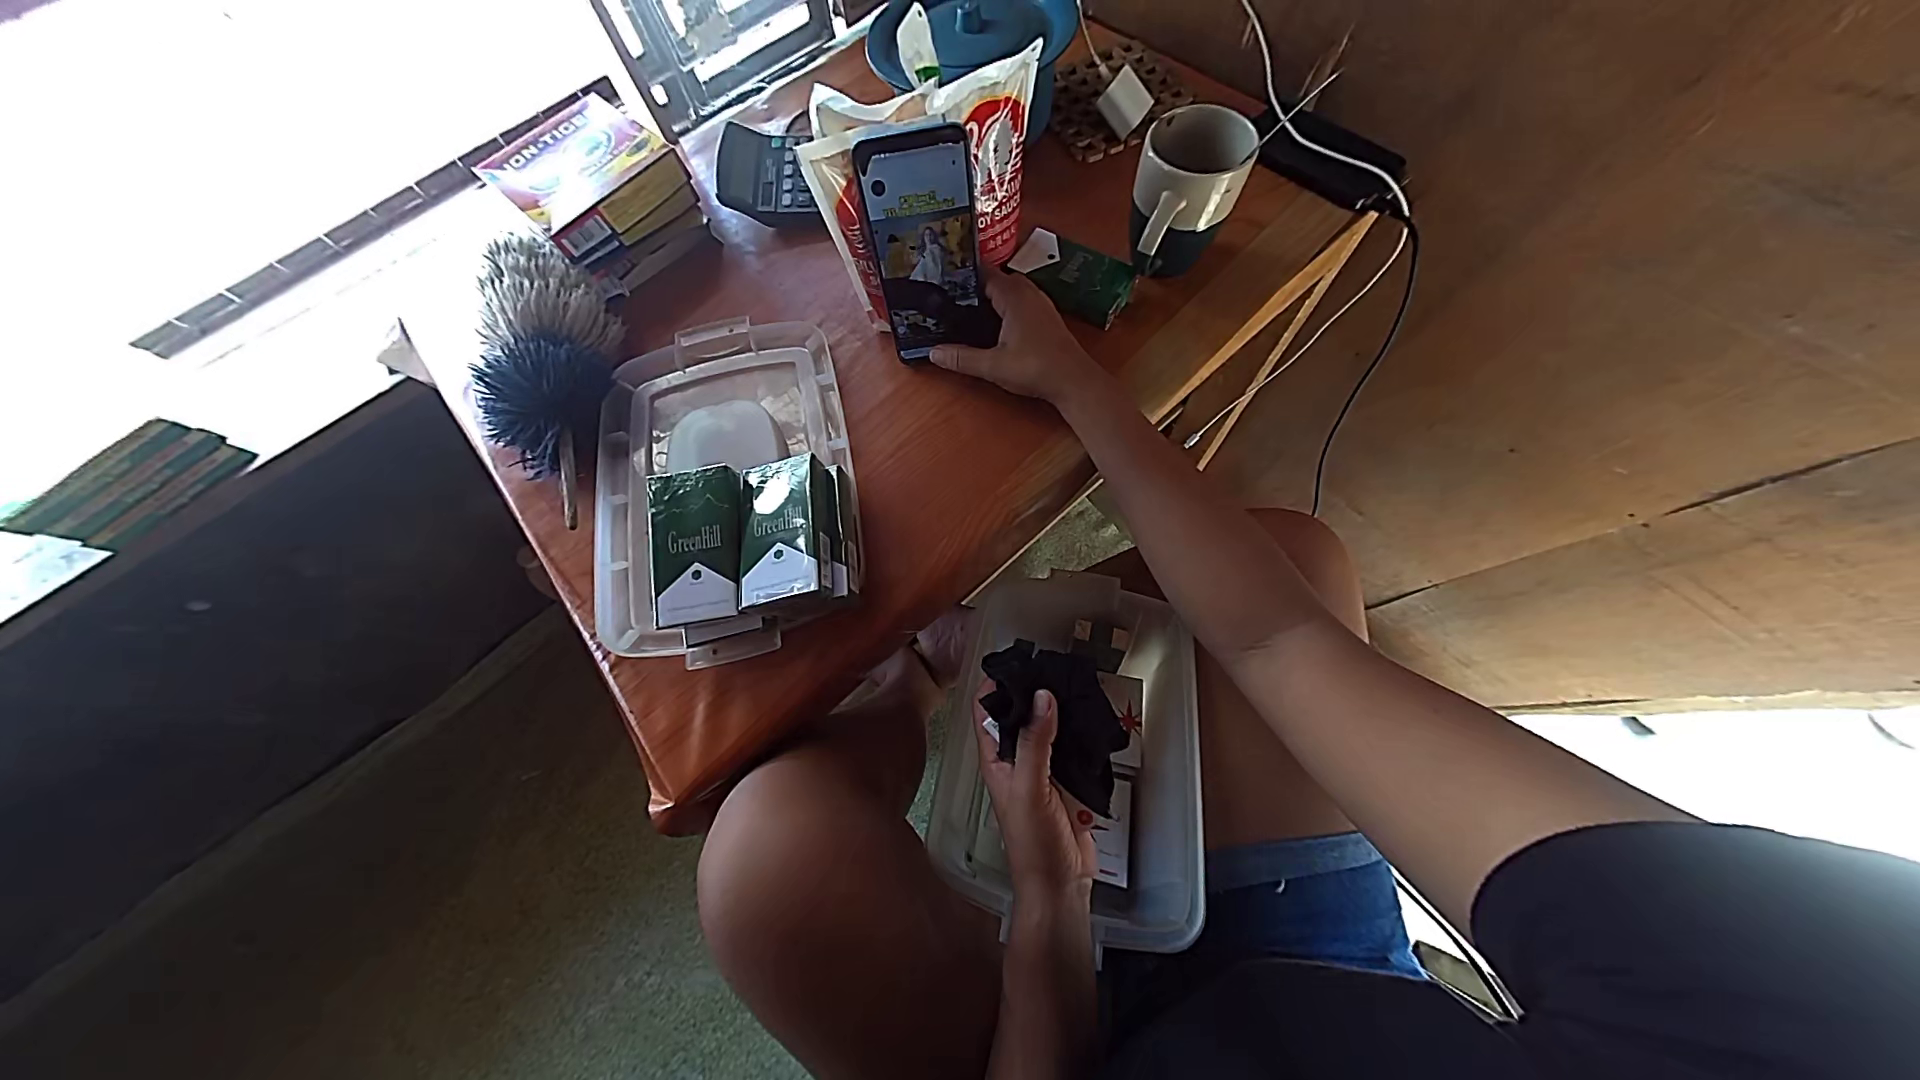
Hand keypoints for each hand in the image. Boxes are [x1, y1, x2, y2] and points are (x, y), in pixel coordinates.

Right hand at [932, 272, 1103, 405]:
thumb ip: (962, 358)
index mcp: (1014, 296)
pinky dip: (1006, 307)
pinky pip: (1021, 302)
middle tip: (952, 299)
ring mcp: (1040, 304)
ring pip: (1011, 291)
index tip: (943, 283)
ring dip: (992, 298)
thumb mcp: (993, 366)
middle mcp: (1029, 293)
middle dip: (976, 288)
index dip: (963, 277)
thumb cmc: (1035, 368)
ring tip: (969, 310)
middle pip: (997, 280)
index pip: (984, 273)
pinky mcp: (1047, 317)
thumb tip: (934, 353)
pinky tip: (995, 325)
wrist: (1074, 381)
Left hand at [972, 680, 1097, 905]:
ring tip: (1072, 678)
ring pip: (1047, 728)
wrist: (1062, 884)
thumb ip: (1036, 742)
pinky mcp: (1067, 778)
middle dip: (1031, 691)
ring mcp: (1043, 768)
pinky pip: (1071, 745)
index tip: (1013, 660)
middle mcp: (1016, 758)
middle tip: (1051, 662)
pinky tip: (1090, 711)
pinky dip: (1078, 728)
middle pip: (1019, 715)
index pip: (986, 712)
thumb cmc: (1033, 840)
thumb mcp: (1030, 787)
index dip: (994, 686)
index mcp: (996, 759)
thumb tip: (1043, 696)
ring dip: (1056, 707)